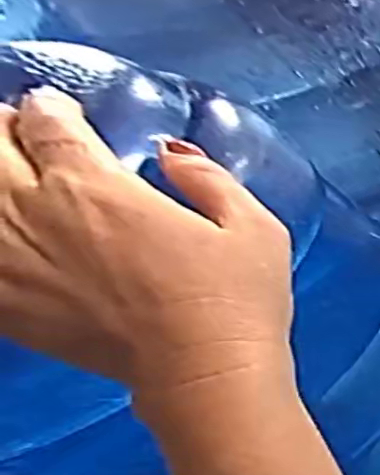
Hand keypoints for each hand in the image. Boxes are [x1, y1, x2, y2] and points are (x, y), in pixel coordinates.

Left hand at [0, 88, 294, 406]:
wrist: (201, 365)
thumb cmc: (240, 298)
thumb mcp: (260, 233)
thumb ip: (214, 184)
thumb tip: (173, 154)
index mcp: (97, 187)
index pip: (47, 122)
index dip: (51, 109)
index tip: (60, 110)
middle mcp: (29, 206)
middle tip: (19, 134)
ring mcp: (0, 250)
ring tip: (9, 174)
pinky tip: (8, 229)